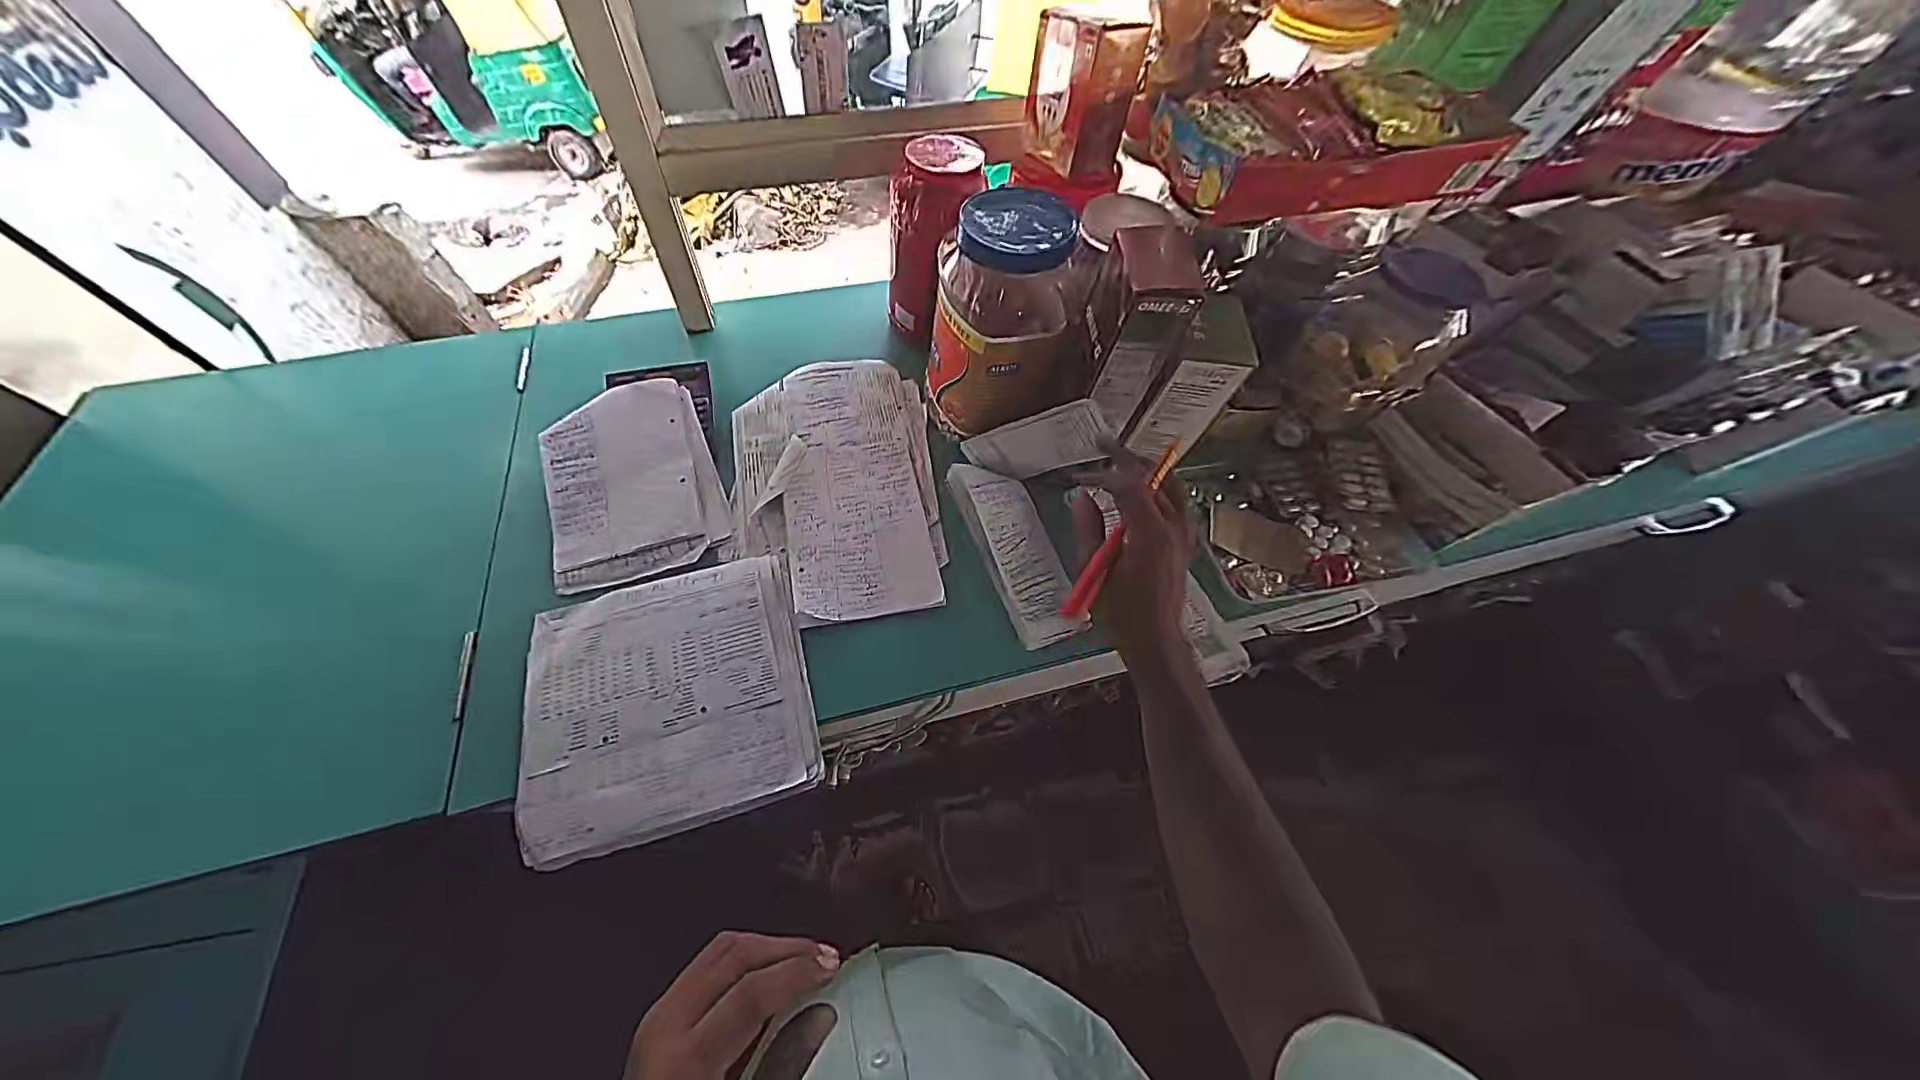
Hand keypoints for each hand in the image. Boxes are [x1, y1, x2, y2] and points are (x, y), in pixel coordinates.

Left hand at [625, 931, 840, 1079]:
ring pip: (722, 949)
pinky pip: (709, 965)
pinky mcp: (661, 1016)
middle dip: (788, 949)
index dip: (797, 972)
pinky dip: (746, 959)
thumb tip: (821, 1015)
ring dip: (769, 948)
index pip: (750, 992)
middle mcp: (665, 1028)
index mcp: (685, 1059)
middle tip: (824, 956)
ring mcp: (658, 1018)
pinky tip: (771, 972)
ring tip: (804, 959)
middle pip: (734, 955)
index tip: (831, 966)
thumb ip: (784, 1062)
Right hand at [1070, 449, 1193, 665]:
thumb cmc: (1123, 612)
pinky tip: (1145, 487)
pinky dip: (1158, 487)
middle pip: (1153, 477)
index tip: (1083, 477)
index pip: (1129, 486)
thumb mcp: (1095, 571)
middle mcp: (1174, 529)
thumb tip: (1082, 499)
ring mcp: (1184, 534)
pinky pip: (1176, 501)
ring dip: (1145, 469)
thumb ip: (1088, 529)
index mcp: (1150, 535)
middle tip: (1104, 445)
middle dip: (1126, 459)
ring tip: (1123, 459)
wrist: (1155, 638)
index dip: (1104, 475)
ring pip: (1169, 485)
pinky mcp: (1185, 541)